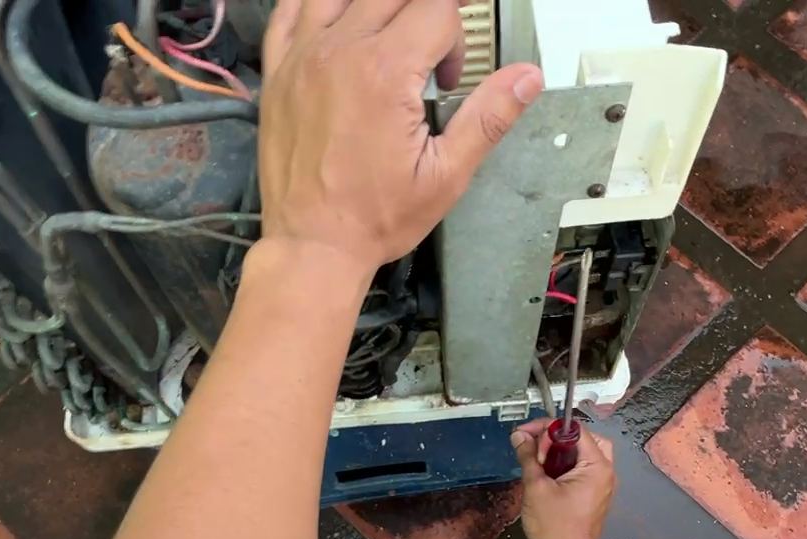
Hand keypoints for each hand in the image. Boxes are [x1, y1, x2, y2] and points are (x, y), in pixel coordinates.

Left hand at [259, 0, 544, 279]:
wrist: (314, 245)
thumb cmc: (372, 219)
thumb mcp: (445, 177)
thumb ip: (487, 120)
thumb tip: (527, 78)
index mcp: (386, 72)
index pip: (437, 9)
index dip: (456, 40)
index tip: (449, 80)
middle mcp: (342, 50)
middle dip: (424, 15)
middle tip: (428, 57)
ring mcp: (304, 57)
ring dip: (378, 7)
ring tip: (389, 41)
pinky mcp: (280, 72)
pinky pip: (292, 8)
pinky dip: (321, 5)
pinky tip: (340, 26)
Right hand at [513, 418, 616, 538]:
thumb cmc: (554, 528)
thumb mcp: (536, 487)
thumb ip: (528, 457)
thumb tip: (519, 436)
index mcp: (596, 466)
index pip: (574, 430)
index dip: (546, 428)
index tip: (523, 435)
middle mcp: (605, 472)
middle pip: (582, 439)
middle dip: (555, 439)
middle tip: (535, 450)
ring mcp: (601, 485)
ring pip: (582, 454)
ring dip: (558, 453)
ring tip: (538, 463)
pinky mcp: (593, 496)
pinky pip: (581, 471)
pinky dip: (563, 467)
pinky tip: (545, 476)